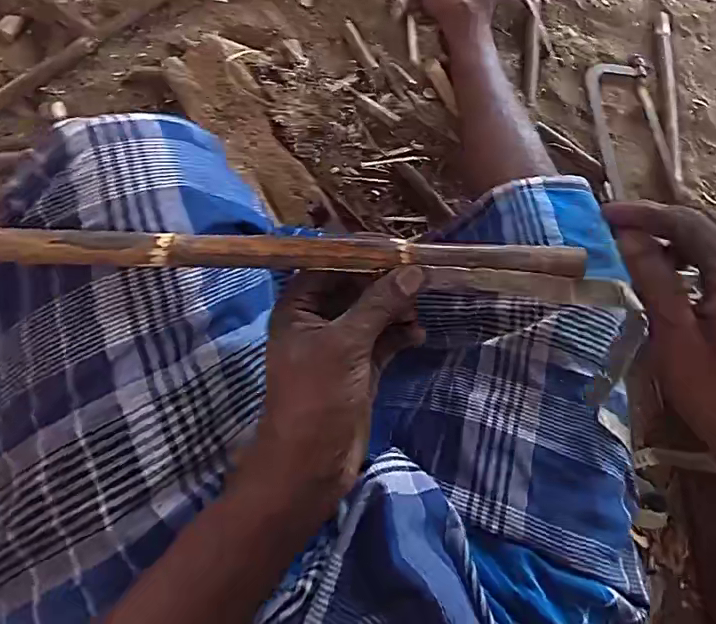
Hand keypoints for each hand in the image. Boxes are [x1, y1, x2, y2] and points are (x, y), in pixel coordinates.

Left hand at [237, 267, 424, 515]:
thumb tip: (413, 270)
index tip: (398, 247)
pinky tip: (418, 334)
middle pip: (354, 287)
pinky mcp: (359, 366)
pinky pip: (382, 339)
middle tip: (417, 278)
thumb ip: (379, 304)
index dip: (362, 254)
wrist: (310, 468)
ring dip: (395, 309)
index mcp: (298, 305)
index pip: (330, 265)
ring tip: (417, 310)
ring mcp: (339, 344)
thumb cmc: (316, 396)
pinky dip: (399, 334)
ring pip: (372, 312)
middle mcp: (316, 319)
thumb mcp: (346, 344)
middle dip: (385, 283)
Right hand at [603, 201, 715, 472]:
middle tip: (612, 224)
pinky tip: (663, 274)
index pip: (690, 224)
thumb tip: (627, 234)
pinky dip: (687, 261)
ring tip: (630, 245)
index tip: (604, 214)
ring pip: (712, 247)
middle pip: (704, 229)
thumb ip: (653, 279)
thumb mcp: (675, 336)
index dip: (644, 214)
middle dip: (656, 222)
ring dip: (670, 241)